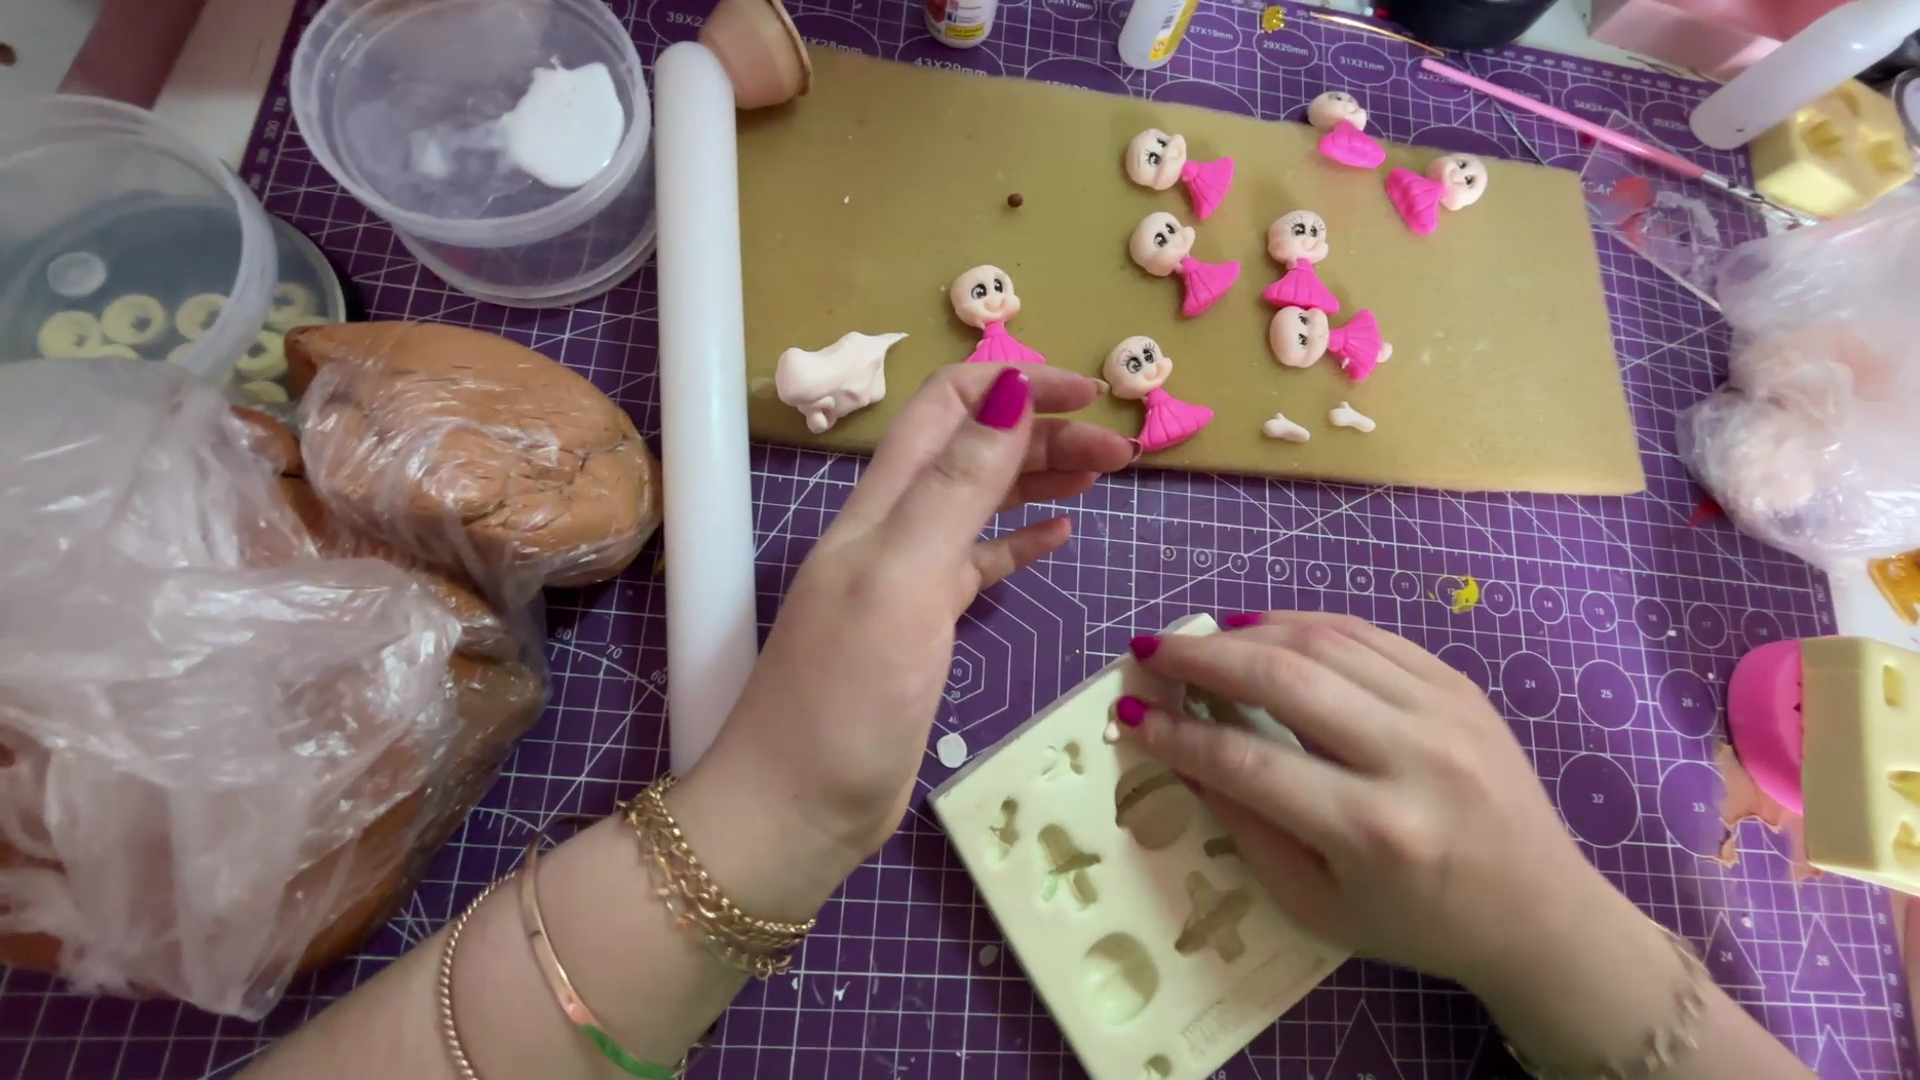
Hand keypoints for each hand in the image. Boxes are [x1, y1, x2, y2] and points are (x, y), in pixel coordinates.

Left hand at [707, 365, 1132, 864]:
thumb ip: (953, 488)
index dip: (1014, 386)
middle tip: (1118, 452)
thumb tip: (1006, 394)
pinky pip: (982, 563)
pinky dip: (1022, 540)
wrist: (800, 807)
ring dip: (1039, 478)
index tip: (1088, 395)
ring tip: (1101, 475)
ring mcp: (912, 578)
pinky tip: (1060, 533)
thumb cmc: (845, 696)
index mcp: (884, 504)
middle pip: (975, 451)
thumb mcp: (903, 580)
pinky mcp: (927, 626)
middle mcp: (896, 528)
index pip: (949, 408)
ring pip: (983, 503)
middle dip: (1044, 434)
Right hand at [1117, 611, 1645, 992]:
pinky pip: (1363, 631)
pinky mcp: (1458, 684)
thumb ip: (1244, 825)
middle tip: (1151, 650)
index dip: (1179, 734)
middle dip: (1200, 658)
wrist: (1545, 917)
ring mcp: (1444, 710)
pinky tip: (1258, 629)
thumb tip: (1186, 752)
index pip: (1248, 763)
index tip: (1134, 715)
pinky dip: (1298, 622)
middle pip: (1282, 680)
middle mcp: (1413, 759)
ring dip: (1244, 633)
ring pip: (1320, 641)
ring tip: (1198, 639)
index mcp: (1375, 832)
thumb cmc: (1417, 924)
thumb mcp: (1314, 903)